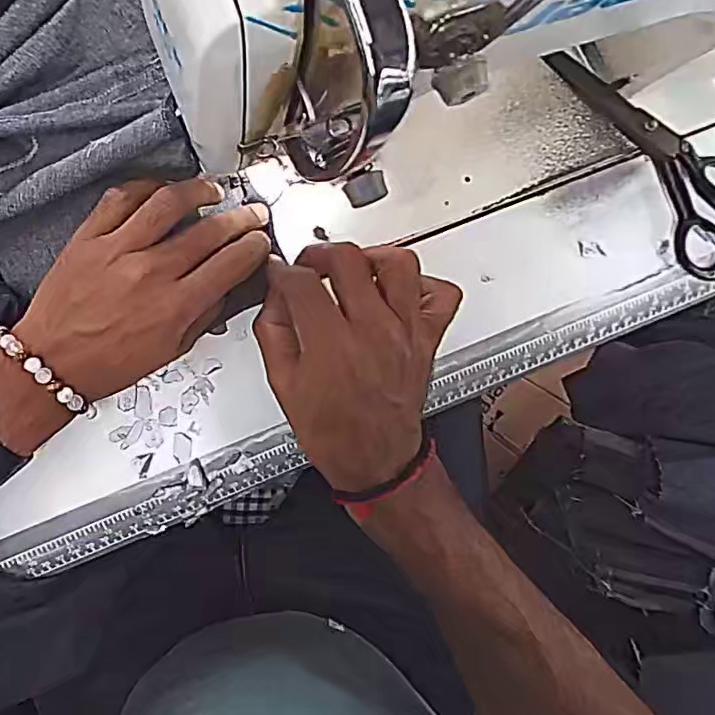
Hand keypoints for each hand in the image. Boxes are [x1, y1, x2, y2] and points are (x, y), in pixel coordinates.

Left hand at [0, 178, 270, 454]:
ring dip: (199, 190)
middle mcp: (149, 273)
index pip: (231, 263)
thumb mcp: (170, 351)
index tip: (259, 241)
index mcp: (174, 306)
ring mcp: (117, 250)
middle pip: (210, 230)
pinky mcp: (89, 238)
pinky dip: (146, 186)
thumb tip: (226, 288)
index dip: (254, 246)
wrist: (52, 362)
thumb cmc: (104, 363)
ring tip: (211, 191)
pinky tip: (159, 188)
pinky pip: (121, 198)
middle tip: (250, 213)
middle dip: (241, 218)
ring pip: (169, 202)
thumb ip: (202, 316)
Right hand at [253, 243, 462, 491]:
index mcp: (331, 346)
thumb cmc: (332, 431)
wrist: (374, 459)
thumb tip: (275, 296)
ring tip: (354, 269)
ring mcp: (406, 333)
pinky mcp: (428, 338)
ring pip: (398, 263)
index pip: (302, 281)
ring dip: (369, 257)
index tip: (279, 272)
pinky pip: (440, 293)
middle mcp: (373, 333)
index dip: (282, 270)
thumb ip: (273, 330)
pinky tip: (395, 291)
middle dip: (319, 254)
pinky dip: (420, 283)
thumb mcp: (282, 383)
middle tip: (310, 265)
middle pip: (348, 259)